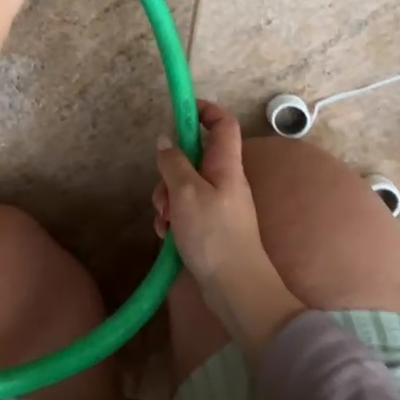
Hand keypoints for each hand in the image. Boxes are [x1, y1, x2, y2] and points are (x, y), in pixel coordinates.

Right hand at [155, 101, 304, 358]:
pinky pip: (185, 209)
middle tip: (162, 190)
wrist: (236, 290)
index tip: (179, 109)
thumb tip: (165, 140)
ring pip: (184, 184)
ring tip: (164, 220)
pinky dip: (173, 217)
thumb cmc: (214, 235)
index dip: (203, 110)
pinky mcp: (211, 226)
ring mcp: (218, 204)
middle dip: (169, 169)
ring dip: (167, 197)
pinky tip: (167, 234)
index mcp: (226, 165)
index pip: (222, 123)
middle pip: (193, 156)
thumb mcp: (186, 193)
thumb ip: (173, 162)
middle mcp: (225, 180)